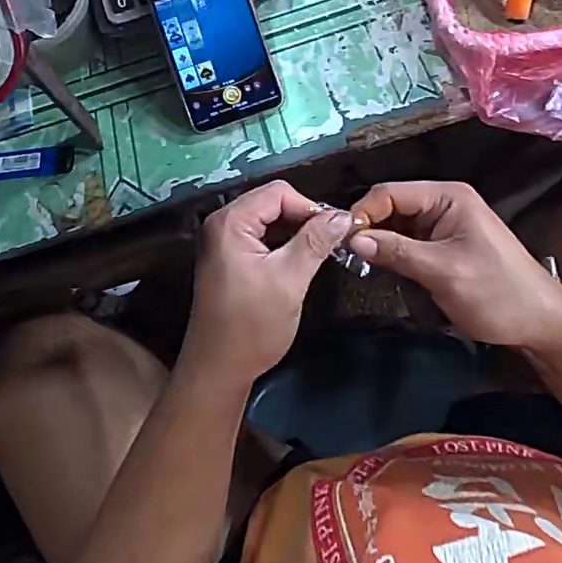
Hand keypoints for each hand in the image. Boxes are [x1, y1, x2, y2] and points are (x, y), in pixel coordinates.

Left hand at [182, 181, 358, 383]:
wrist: (218, 369)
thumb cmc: (251, 325)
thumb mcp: (289, 280)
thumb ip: (315, 242)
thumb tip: (343, 216)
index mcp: (230, 222)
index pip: (278, 193)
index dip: (310, 207)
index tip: (335, 231)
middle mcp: (222, 223)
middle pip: (272, 202)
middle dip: (304, 218)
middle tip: (332, 241)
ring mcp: (223, 240)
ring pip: (269, 219)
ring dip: (296, 231)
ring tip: (322, 251)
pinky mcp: (229, 257)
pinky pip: (261, 236)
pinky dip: (283, 243)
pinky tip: (302, 260)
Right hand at [348, 181, 561, 348]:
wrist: (540, 324)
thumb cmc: (497, 293)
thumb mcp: (443, 272)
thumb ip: (396, 252)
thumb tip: (352, 239)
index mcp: (447, 197)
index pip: (390, 192)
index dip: (363, 213)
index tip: (343, 241)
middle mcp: (442, 203)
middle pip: (390, 206)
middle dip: (369, 228)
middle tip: (347, 256)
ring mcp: (442, 225)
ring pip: (395, 226)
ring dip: (379, 243)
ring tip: (361, 264)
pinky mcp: (442, 246)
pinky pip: (406, 242)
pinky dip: (392, 254)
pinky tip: (383, 269)